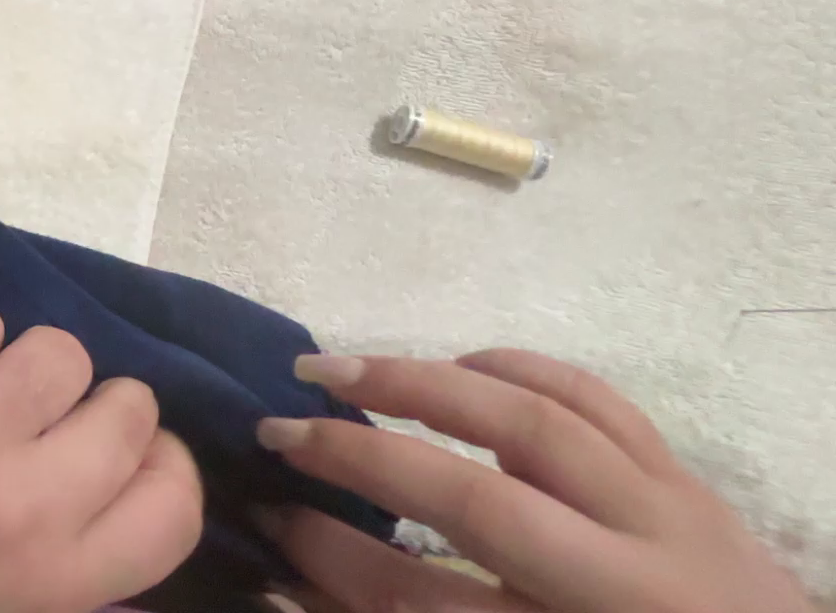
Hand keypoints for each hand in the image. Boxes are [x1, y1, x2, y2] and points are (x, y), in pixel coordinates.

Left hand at [0, 299, 204, 612]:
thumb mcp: (9, 610)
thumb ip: (79, 555)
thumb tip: (135, 471)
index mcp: (54, 583)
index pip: (172, 504)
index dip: (159, 464)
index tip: (129, 451)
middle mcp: (18, 504)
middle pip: (127, 407)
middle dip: (101, 404)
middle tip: (48, 419)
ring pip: (57, 349)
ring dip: (33, 364)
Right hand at [253, 350, 815, 612]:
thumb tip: (282, 573)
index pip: (419, 601)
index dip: (326, 554)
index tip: (265, 514)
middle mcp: (632, 592)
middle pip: (477, 504)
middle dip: (358, 456)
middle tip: (278, 429)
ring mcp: (672, 526)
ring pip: (536, 426)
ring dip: (417, 384)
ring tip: (335, 367)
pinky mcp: (689, 482)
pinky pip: (597, 399)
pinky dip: (516, 367)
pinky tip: (458, 364)